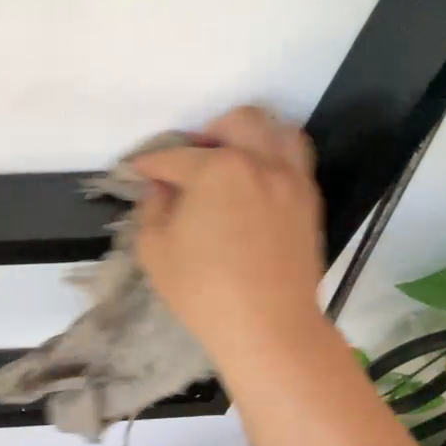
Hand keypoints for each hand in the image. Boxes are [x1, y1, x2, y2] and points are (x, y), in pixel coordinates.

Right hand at [132, 107, 326, 351]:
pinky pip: (295, 161)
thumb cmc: (201, 289)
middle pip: (238, 121)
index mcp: (217, 169)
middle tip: (190, 161)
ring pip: (278, 132)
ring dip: (250, 138)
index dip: (149, 164)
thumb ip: (152, 209)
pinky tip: (253, 187)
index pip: (174, 156)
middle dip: (208, 133)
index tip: (136, 172)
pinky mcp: (309, 202)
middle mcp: (260, 162)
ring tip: (230, 163)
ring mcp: (292, 180)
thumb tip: (161, 190)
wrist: (266, 324)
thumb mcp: (154, 249)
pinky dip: (272, 161)